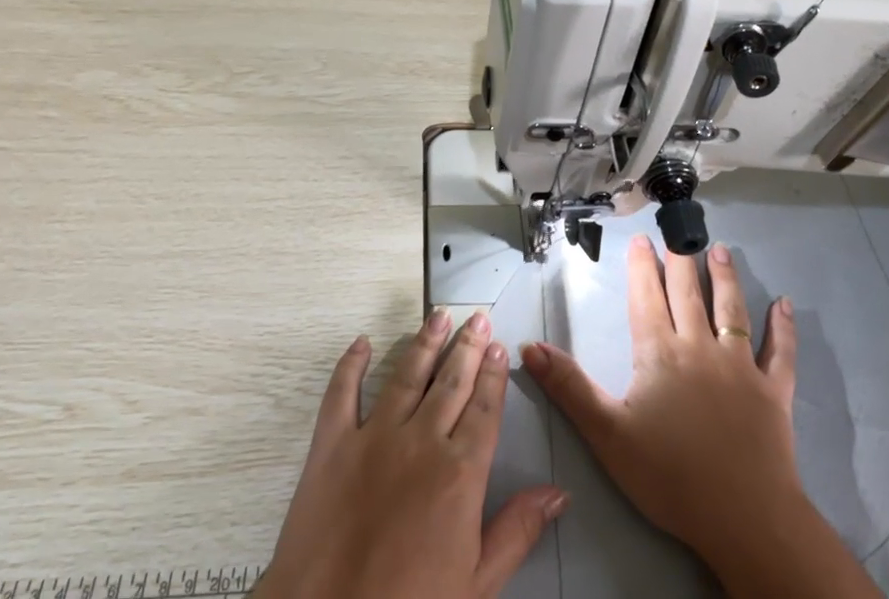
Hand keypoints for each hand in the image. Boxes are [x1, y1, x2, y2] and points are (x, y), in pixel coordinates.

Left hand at [258, 309, 567, 598]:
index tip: (498, 347)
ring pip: (406, 376)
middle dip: (466, 346)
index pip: (484, 408)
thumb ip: (518, 529)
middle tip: (477, 318)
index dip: (492, 374)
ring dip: (424, 343)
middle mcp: (420, 441)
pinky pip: (341, 393)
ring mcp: (373, 438)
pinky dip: (351, 365)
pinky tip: (362, 343)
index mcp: (461, 471)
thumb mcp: (477, 579)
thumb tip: (558, 495)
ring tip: (438, 315)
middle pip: (450, 382)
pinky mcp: (330, 445)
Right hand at [521, 236, 880, 598]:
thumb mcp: (607, 434)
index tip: (640, 239)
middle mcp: (701, 349)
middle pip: (688, 295)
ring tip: (719, 250)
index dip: (642, 267)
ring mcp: (742, 367)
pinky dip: (783, 326)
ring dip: (725, 278)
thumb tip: (529, 347)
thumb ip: (569, 387)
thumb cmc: (669, 475)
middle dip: (680, 261)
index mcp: (660, 355)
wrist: (744, 515)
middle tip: (677, 233)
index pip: (647, 299)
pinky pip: (781, 351)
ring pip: (732, 311)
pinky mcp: (774, 391)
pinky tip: (784, 304)